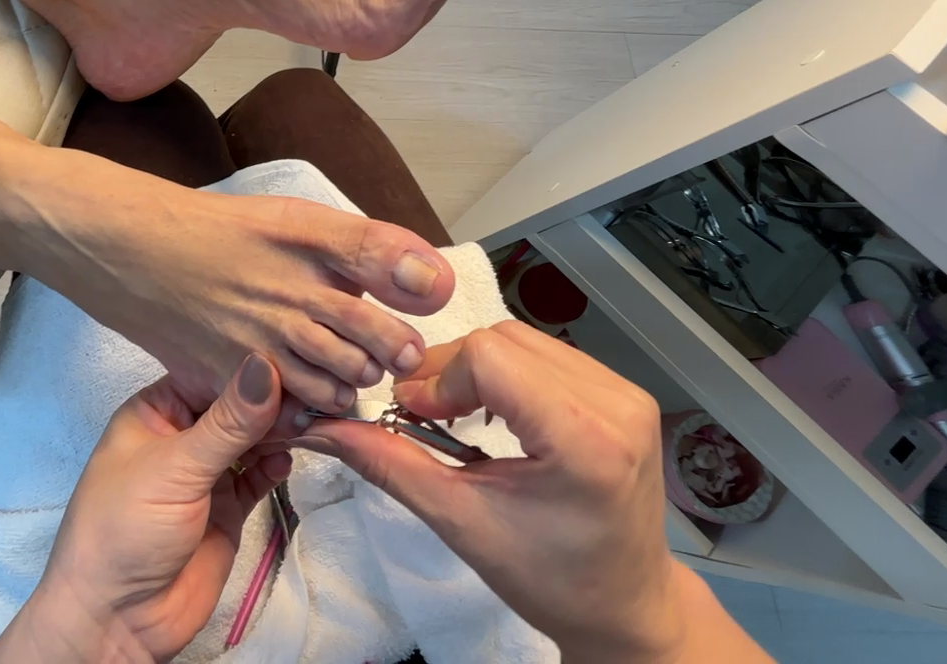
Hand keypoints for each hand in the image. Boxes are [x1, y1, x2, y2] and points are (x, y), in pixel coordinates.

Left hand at [0, 355, 291, 662]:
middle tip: (314, 394)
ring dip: (278, 432)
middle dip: (269, 401)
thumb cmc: (126, 526)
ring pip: (250, 440)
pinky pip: (256, 476)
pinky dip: (274, 467)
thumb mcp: (175, 467)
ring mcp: (204, 473)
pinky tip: (289, 460)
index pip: (206, 374)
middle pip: (233, 406)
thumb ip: (227, 422)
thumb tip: (265, 364)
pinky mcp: (226, 508)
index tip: (292, 355)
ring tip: (311, 423)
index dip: (246, 366)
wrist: (117, 619)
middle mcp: (181, 435)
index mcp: (154, 411)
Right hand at [20, 154, 450, 413]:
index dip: (413, 315)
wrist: (128, 245)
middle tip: (374, 355)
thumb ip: (363, 244)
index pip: (396, 296)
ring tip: (332, 372)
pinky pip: (285, 413)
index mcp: (314, 250)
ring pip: (335, 389)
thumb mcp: (290, 217)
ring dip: (344, 387)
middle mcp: (294, 300)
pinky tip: (290, 392)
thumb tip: (434, 282)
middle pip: (372, 354)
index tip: (410, 321)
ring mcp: (260, 343)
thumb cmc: (209, 227)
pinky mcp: (227, 375)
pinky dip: (298, 411)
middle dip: (385, 360)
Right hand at [290, 321, 771, 663]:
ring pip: (517, 338)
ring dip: (472, 366)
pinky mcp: (622, 392)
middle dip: (448, 370)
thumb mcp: (459, 522)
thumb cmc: (549, 577)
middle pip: (499, 340)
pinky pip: (541, 351)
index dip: (438, 379)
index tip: (413, 415)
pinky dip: (502, 369)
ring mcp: (625, 393)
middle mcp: (615, 404)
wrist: (627, 607)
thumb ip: (388, 463)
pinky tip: (493, 408)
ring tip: (455, 411)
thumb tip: (320, 428)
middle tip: (423, 414)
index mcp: (585, 440)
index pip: (489, 358)